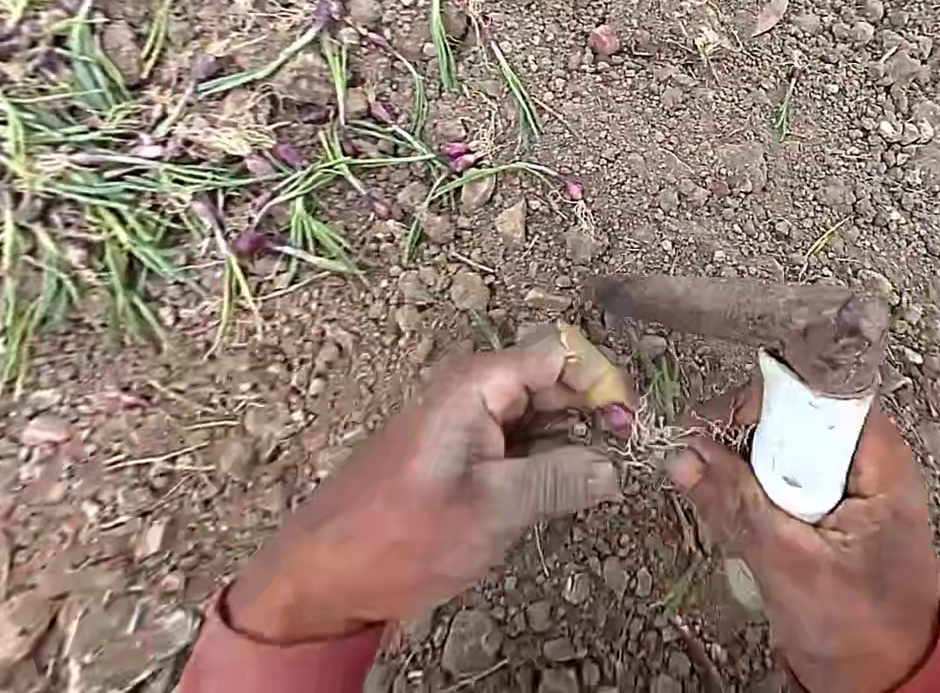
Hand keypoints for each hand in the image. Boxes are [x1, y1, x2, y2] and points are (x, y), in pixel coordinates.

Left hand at [226, 340, 620, 642]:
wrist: (313, 586)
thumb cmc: (399, 539)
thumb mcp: (492, 509)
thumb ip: (562, 478)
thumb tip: (617, 468)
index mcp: (480, 383)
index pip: (562, 353)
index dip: (602, 379)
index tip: (626, 423)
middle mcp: (479, 387)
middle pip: (558, 375)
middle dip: (595, 406)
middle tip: (622, 448)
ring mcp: (473, 414)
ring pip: (545, 404)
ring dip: (577, 430)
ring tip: (600, 467)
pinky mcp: (469, 443)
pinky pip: (525, 430)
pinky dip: (552, 448)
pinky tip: (568, 476)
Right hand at [666, 382, 939, 691]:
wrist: (894, 680)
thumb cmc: (861, 631)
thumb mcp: (791, 568)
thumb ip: (738, 507)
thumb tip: (688, 455)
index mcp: (879, 455)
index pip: (816, 392)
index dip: (763, 401)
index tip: (717, 428)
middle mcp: (870, 451)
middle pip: (798, 413)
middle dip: (751, 440)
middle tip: (713, 469)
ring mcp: (856, 472)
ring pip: (789, 442)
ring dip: (753, 467)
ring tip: (729, 502)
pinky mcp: (840, 494)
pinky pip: (793, 470)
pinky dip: (764, 487)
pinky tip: (748, 515)